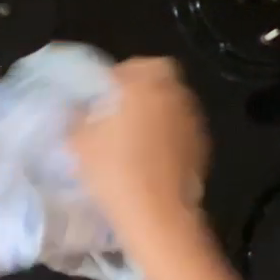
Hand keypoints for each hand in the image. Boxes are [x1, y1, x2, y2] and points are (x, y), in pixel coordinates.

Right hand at [70, 57, 210, 238]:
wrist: (157, 215)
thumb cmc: (115, 171)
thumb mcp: (80, 142)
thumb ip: (77, 117)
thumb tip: (78, 110)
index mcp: (145, 84)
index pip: (138, 64)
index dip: (120, 76)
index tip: (105, 94)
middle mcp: (174, 95)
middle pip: (160, 80)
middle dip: (142, 92)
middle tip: (119, 112)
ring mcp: (193, 121)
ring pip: (173, 105)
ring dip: (157, 114)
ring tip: (135, 137)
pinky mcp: (202, 147)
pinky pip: (181, 130)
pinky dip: (168, 136)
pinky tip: (151, 158)